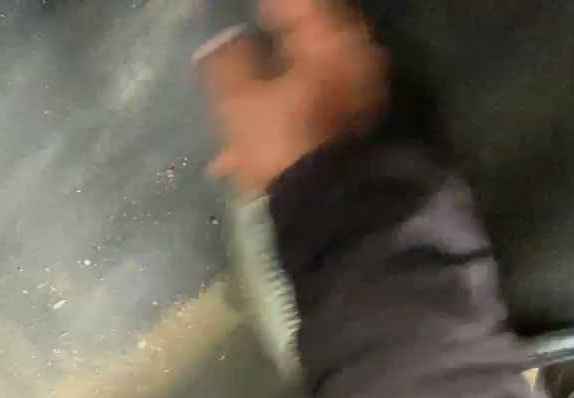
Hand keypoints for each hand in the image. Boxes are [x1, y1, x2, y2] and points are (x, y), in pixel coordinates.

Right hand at [196, 0, 387, 192]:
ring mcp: (353, 94)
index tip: (249, 10)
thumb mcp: (239, 102)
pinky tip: (251, 140)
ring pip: (304, 79)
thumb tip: (220, 40)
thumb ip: (227, 64)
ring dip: (270, 88)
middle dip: (270, 49)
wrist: (320, 202)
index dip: (270, 6)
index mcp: (329, 40)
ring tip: (238, 105)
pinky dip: (280, 115)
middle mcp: (350, 57)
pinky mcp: (346, 129)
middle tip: (243, 51)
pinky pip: (308, 109)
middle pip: (305, 41)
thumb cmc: (279, 142)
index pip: (297, 4)